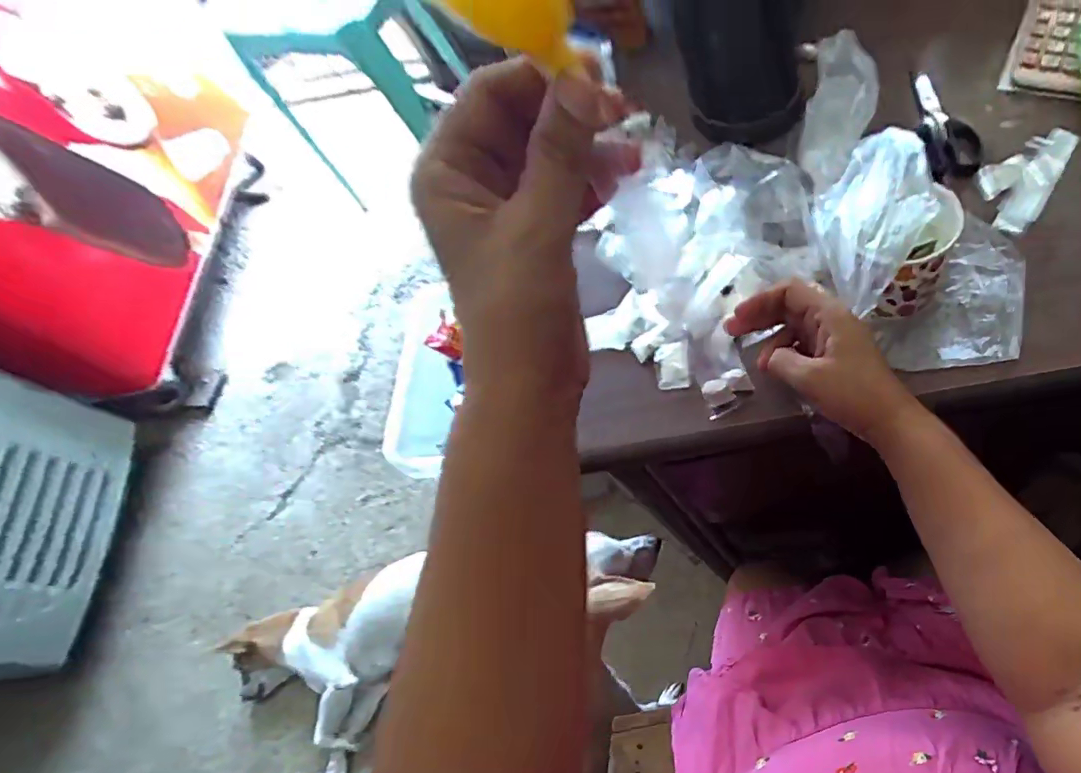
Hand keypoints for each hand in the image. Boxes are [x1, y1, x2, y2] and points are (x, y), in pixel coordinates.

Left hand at [411, 58, 633, 397]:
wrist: (532, 384)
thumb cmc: (520, 311)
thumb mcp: (538, 227)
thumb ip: (559, 155)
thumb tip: (582, 85)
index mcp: (448, 172)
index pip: (488, 98)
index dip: (539, 82)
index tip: (594, 80)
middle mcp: (470, 184)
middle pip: (519, 125)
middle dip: (569, 116)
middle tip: (622, 113)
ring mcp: (505, 212)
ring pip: (546, 159)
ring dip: (586, 150)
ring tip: (632, 151)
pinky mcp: (536, 238)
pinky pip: (561, 192)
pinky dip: (589, 183)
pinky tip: (621, 179)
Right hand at [724, 280, 923, 444]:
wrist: (889, 419)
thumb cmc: (852, 394)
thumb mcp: (810, 378)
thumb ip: (781, 361)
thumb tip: (769, 357)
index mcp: (830, 314)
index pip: (789, 291)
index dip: (759, 302)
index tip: (737, 320)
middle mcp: (833, 320)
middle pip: (791, 307)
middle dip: (762, 318)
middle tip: (733, 332)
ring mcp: (837, 339)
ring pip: (797, 329)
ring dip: (774, 342)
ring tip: (759, 365)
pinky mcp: (838, 358)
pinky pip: (807, 347)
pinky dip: (788, 355)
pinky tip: (778, 371)